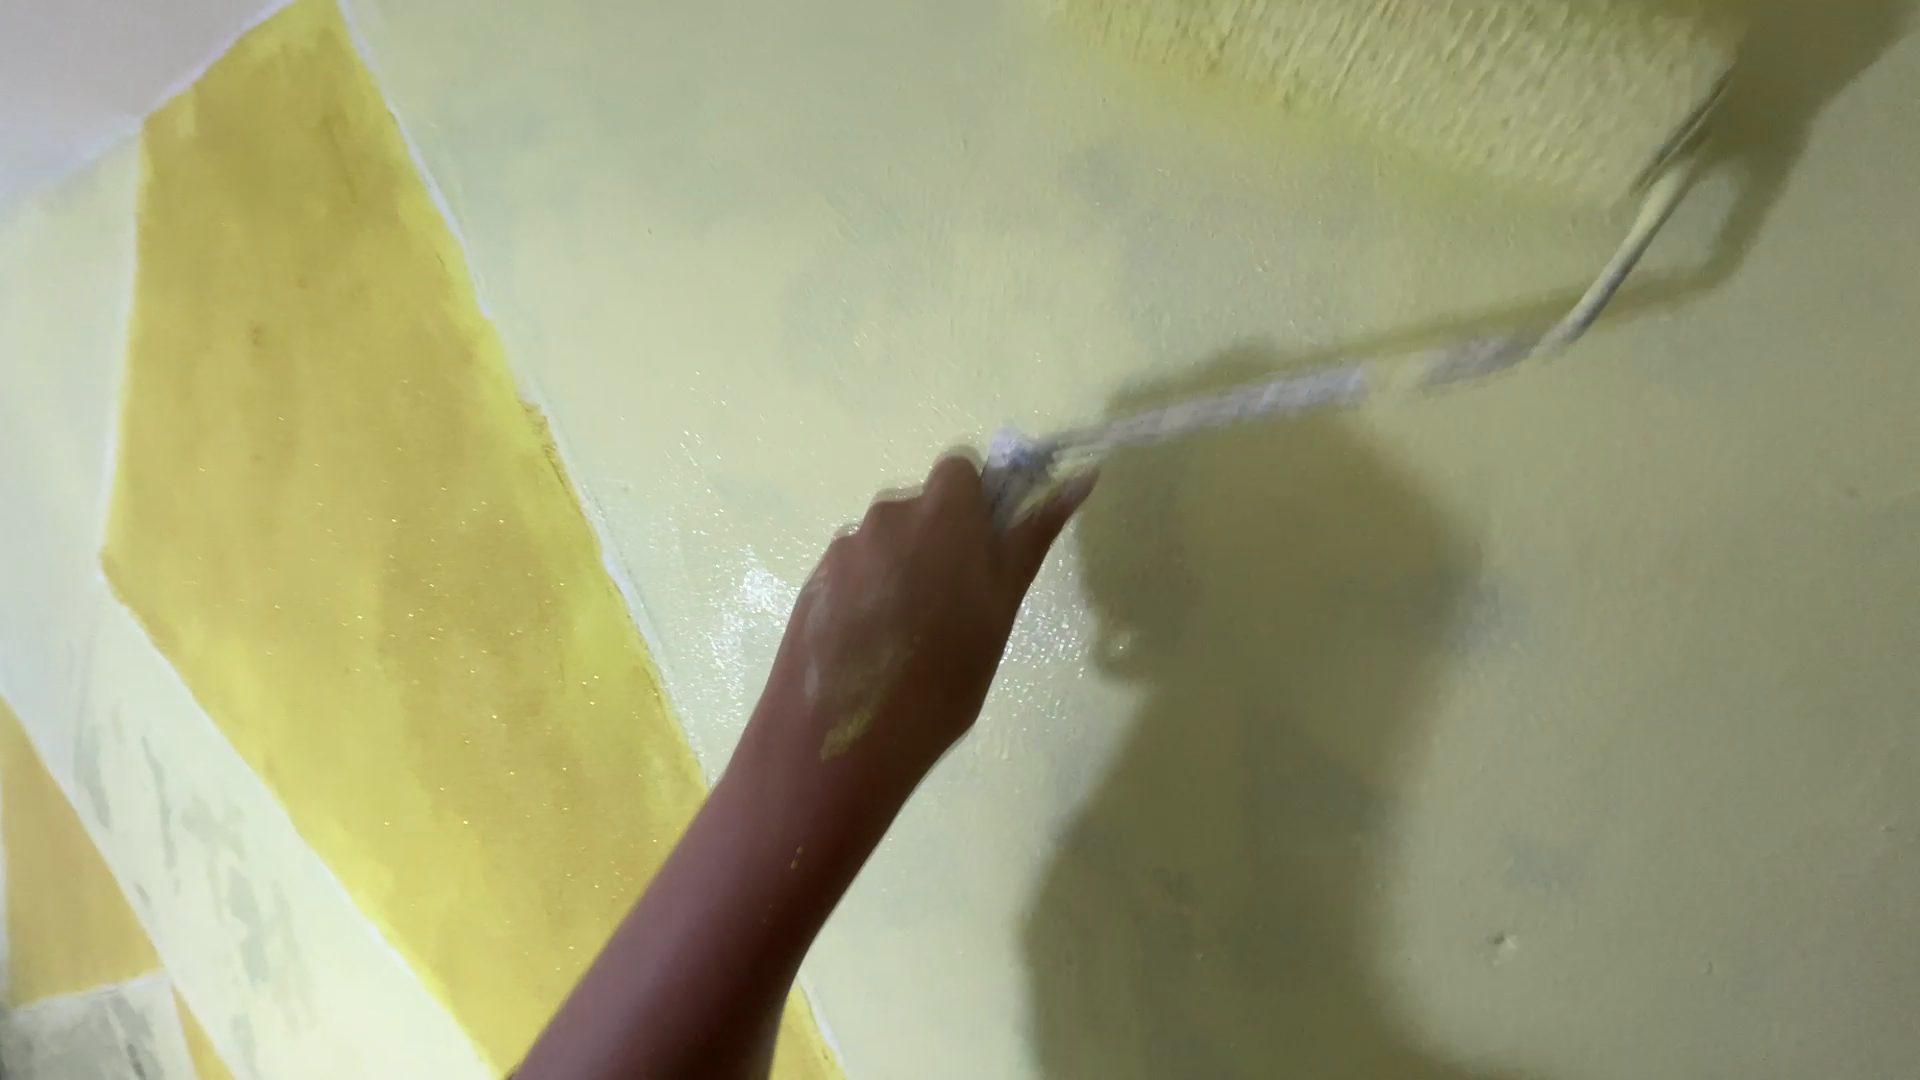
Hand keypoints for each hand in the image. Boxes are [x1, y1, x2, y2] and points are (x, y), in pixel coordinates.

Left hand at [739, 454, 1092, 808]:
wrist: (839, 744)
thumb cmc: (941, 678)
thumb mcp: (1000, 609)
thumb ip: (1032, 536)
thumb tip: (1078, 477)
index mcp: (939, 512)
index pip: (961, 468)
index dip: (977, 504)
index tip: (984, 552)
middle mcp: (886, 515)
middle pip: (923, 505)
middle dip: (941, 538)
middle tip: (954, 605)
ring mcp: (843, 548)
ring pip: (888, 539)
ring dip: (904, 567)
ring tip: (908, 635)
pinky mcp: (813, 581)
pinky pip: (855, 569)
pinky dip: (869, 592)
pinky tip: (871, 645)